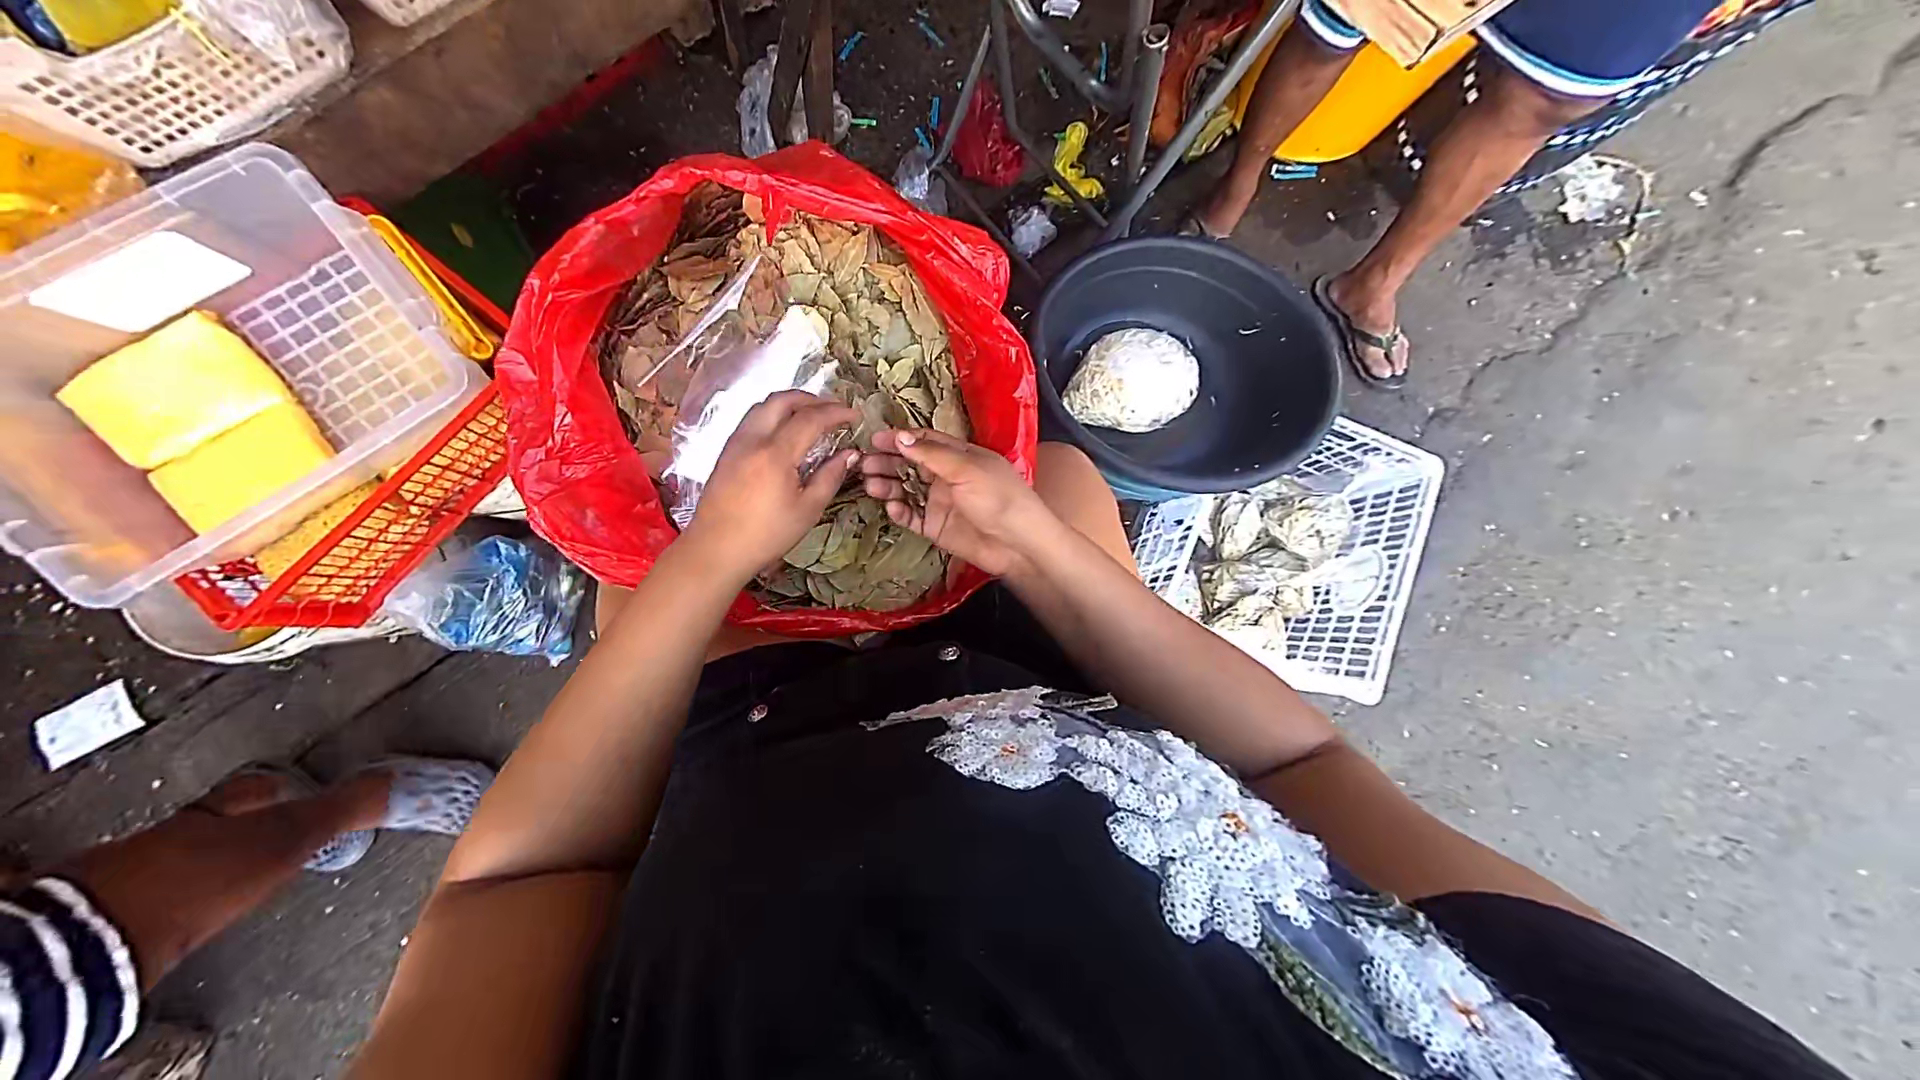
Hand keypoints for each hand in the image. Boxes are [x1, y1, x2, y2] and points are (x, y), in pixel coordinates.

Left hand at [680, 390, 858, 582]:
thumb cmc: (766, 535)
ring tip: (812, 416)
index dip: (836, 412)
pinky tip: (786, 432)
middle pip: (783, 400)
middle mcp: (753, 439)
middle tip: (834, 410)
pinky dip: (774, 415)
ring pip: (764, 406)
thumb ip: (830, 477)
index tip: (855, 416)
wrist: (715, 550)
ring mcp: (735, 443)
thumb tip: (849, 454)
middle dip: (813, 399)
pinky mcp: (726, 452)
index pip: (811, 418)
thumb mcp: (807, 510)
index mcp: (775, 453)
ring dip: (791, 404)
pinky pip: (753, 420)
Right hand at [857, 429, 1059, 578]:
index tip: (875, 440)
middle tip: (863, 464)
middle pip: (910, 465)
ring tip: (870, 484)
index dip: (900, 440)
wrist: (1017, 544)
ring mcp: (940, 502)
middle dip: (887, 463)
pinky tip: (892, 507)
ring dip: (888, 486)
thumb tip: (902, 437)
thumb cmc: (999, 498)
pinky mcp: (936, 527)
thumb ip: (932, 454)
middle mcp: (947, 477)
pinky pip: (912, 516)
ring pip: (906, 490)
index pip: (924, 442)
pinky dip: (899, 511)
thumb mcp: (967, 469)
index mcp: (959, 456)